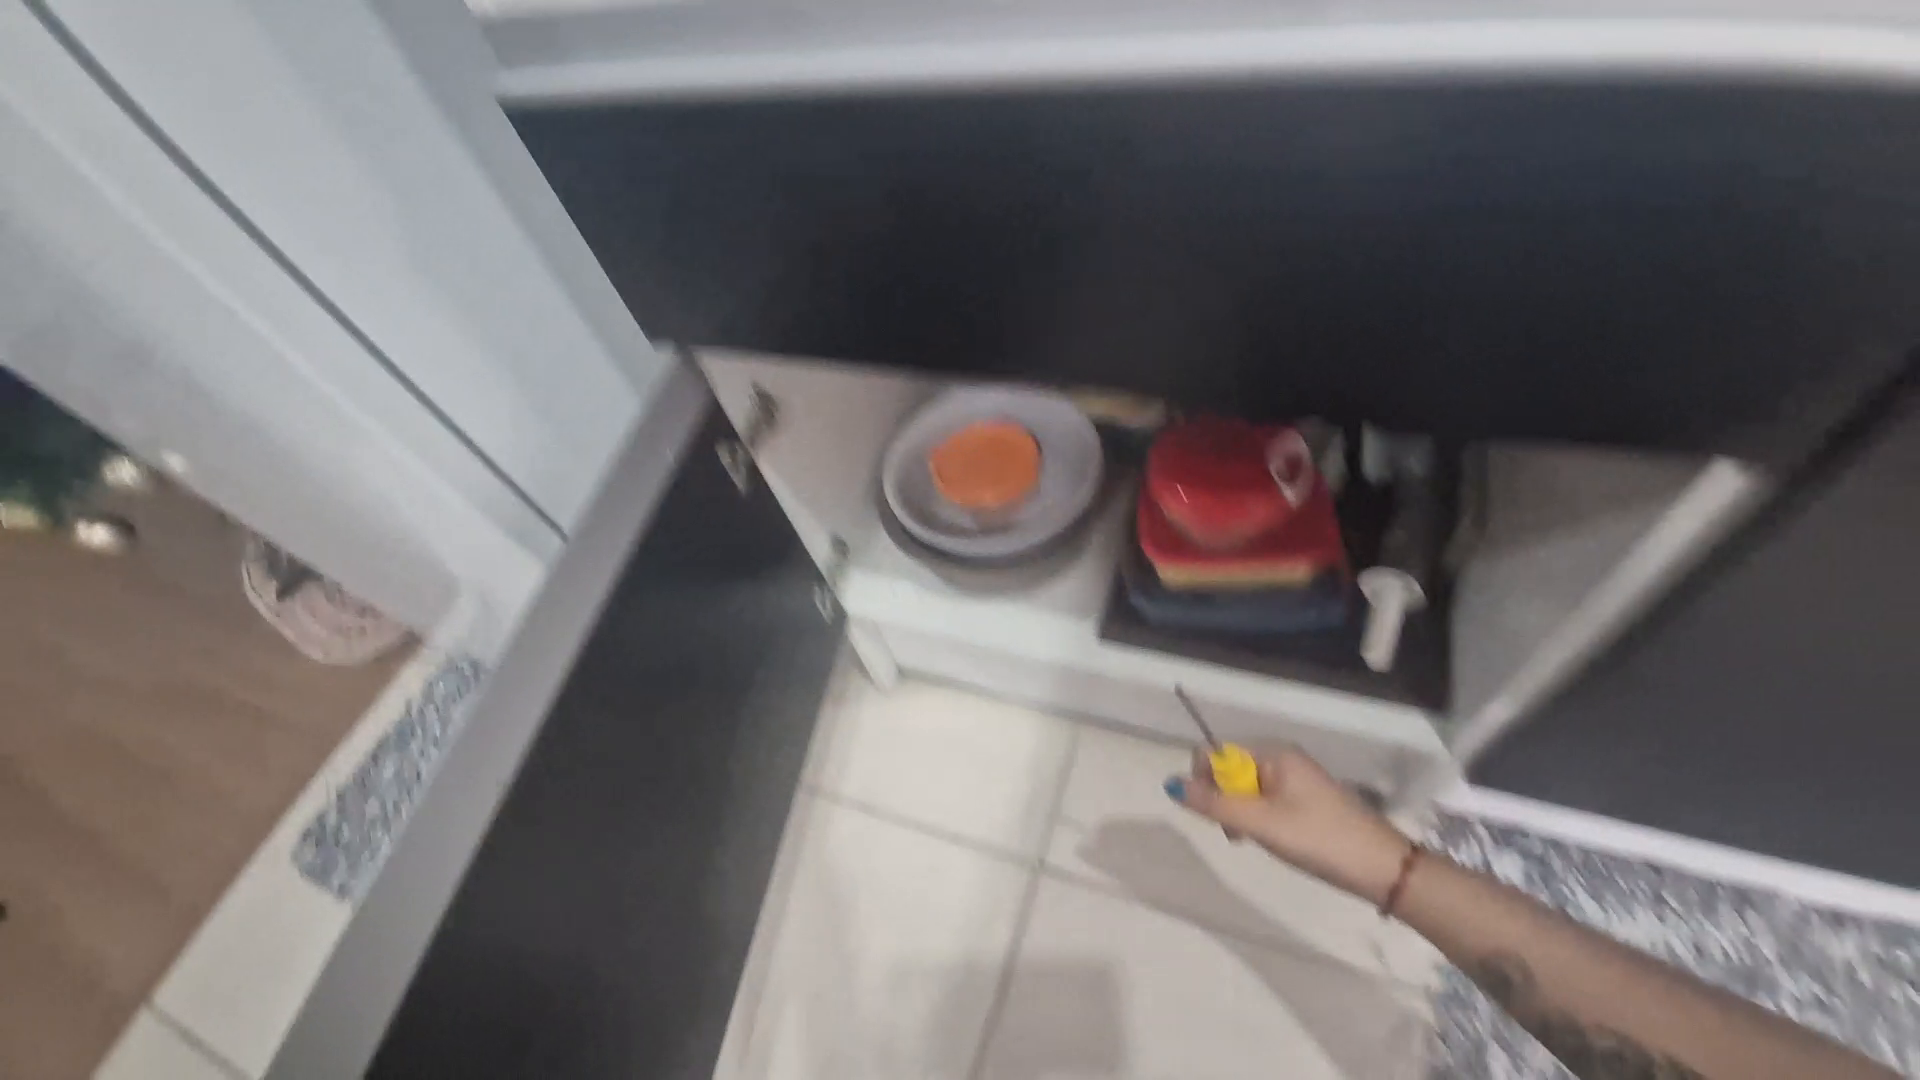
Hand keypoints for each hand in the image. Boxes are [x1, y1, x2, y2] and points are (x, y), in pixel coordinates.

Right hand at [1165, 745, 1412, 905]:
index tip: (1216, 815)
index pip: (1215, 752)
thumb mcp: (1261, 824)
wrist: (1383, 870)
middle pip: (1229, 770)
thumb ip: (1214, 804)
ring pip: (1245, 789)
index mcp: (1273, 753)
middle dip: (1222, 800)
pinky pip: (1264, 801)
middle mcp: (1282, 758)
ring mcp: (1296, 780)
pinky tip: (1271, 840)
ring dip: (1239, 813)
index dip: (1204, 781)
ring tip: (1253, 840)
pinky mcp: (1305, 801)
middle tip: (1237, 834)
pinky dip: (1258, 819)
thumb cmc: (1319, 840)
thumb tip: (1170, 784)